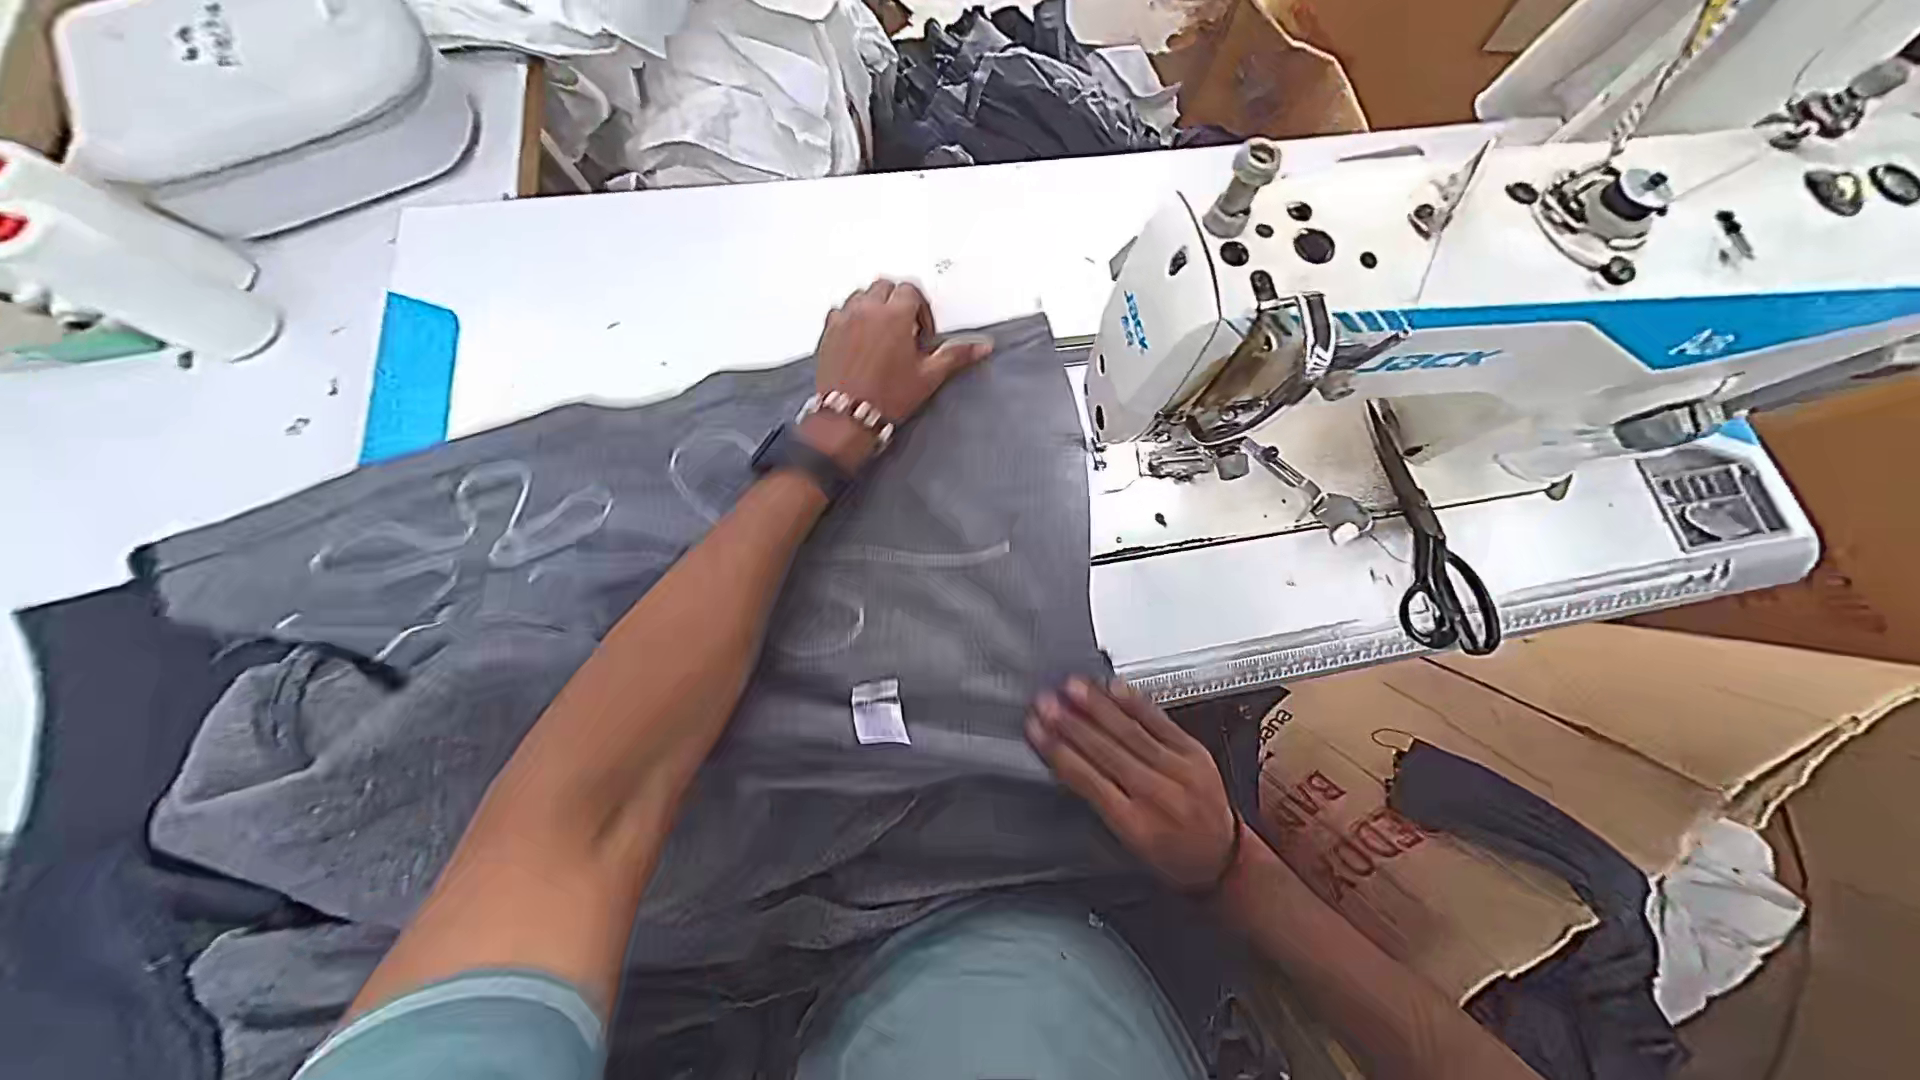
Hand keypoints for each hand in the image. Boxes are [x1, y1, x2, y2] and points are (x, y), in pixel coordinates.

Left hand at [800, 279, 993, 468]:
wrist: (849, 416)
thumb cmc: (886, 397)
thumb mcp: (929, 376)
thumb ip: (955, 355)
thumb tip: (980, 347)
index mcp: (894, 314)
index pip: (911, 290)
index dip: (921, 309)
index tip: (922, 332)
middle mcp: (867, 310)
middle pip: (885, 286)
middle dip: (897, 302)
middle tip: (904, 329)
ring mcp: (845, 319)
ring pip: (861, 295)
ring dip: (874, 306)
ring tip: (882, 333)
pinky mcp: (828, 332)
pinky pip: (840, 312)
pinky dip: (851, 318)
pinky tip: (860, 340)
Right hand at [1026, 677, 1241, 891]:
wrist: (1224, 860)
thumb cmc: (1171, 856)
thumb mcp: (1127, 843)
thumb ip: (1098, 802)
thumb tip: (1064, 760)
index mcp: (1135, 824)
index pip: (1086, 779)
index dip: (1056, 751)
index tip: (1036, 729)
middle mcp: (1157, 795)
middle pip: (1103, 750)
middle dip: (1069, 723)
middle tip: (1045, 702)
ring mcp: (1179, 770)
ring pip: (1128, 731)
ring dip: (1096, 706)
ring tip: (1071, 687)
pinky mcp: (1195, 753)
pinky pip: (1159, 721)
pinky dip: (1133, 702)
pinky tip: (1114, 688)